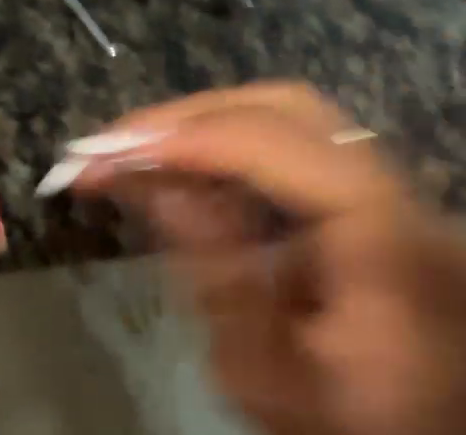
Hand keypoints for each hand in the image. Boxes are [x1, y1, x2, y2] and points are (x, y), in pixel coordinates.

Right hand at [68, 83, 465, 434]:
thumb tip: (155, 185)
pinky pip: (277, 144)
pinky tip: (157, 172)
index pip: (307, 157)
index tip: (112, 148)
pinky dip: (206, 145)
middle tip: (105, 148)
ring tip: (118, 158)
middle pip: (291, 113)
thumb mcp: (267, 378)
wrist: (401, 434)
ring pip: (279, 116)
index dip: (203, 137)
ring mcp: (392, 202)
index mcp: (400, 263)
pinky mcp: (363, 202)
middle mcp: (411, 214)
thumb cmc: (331, 419)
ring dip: (187, 128)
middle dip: (183, 119)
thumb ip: (219, 281)